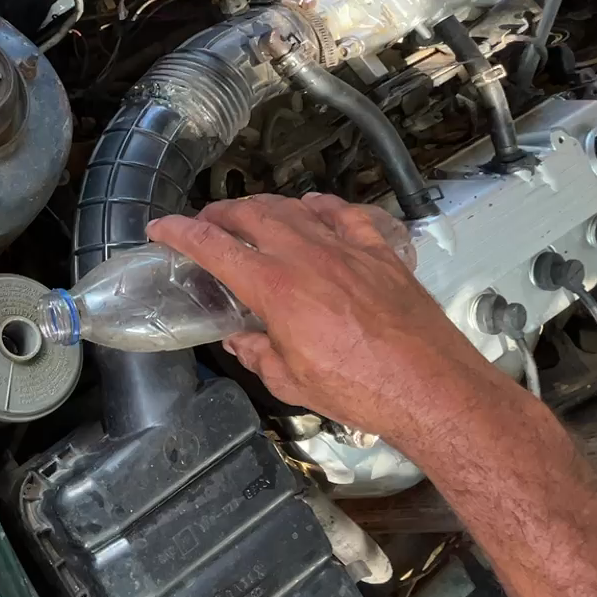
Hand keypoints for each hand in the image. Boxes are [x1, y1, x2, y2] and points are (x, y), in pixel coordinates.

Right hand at [148, 193, 516, 449]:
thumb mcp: (288, 380)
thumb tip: (241, 339)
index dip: (179, 232)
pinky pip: (343, 213)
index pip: (212, 246)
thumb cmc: (359, 390)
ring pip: (292, 207)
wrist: (435, 391)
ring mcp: (346, 248)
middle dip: (217, 213)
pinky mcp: (380, 252)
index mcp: (274, 287)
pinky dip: (318, 205)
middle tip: (204, 223)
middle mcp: (306, 256)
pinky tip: (311, 209)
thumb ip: (256, 352)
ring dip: (260, 205)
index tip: (161, 228)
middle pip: (249, 213)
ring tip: (247, 215)